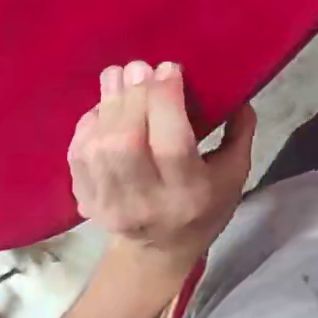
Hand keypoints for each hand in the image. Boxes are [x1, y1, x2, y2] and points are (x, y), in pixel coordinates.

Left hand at [68, 60, 255, 294]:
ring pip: (100, 146)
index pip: (171, 146)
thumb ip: (239, 133)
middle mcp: (144, 203)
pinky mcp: (84, 199)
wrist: (157, 251)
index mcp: (187, 196)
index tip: (169, 68)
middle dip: (132, 96)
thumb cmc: (203, 207)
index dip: (166, 101)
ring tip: (119, 76)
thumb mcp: (233, 175)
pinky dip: (90, 123)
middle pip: (127, 143)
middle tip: (140, 67)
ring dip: (109, 103)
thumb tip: (236, 91)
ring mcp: (108, 204)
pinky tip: (104, 108)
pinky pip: (79, 152)